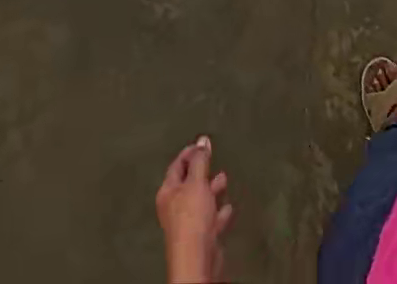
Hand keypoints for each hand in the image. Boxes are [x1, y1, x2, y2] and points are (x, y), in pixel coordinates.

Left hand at [155, 135, 232, 283]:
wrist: (198, 258)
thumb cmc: (192, 215)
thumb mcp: (196, 182)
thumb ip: (200, 161)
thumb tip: (202, 139)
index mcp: (168, 192)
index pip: (176, 165)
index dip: (188, 153)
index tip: (202, 143)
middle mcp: (174, 206)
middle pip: (188, 183)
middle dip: (201, 170)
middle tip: (213, 158)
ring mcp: (187, 223)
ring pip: (200, 200)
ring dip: (211, 189)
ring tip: (224, 178)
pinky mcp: (201, 237)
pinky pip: (210, 218)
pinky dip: (218, 211)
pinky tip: (228, 207)